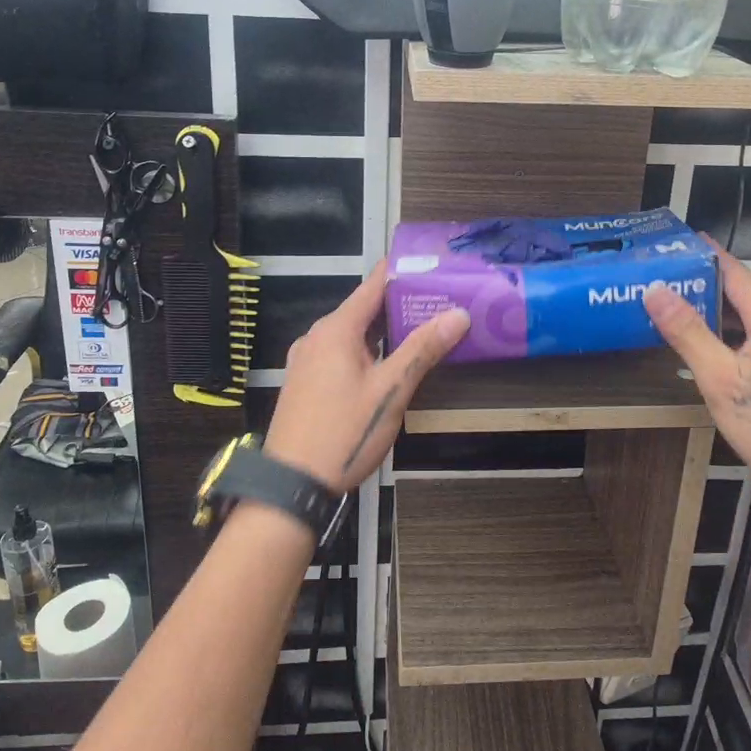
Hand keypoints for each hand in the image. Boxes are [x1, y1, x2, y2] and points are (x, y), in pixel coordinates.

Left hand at [263, 264, 469, 492]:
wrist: (292, 484)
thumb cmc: (344, 432)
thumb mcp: (390, 391)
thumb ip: (422, 350)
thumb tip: (458, 314)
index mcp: (335, 330)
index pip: (373, 285)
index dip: (403, 272)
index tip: (434, 266)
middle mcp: (316, 337)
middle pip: (364, 309)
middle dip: (401, 305)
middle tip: (442, 302)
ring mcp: (307, 360)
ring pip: (353, 335)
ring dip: (385, 332)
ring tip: (425, 330)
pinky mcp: (305, 382)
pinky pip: (341, 354)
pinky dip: (367, 351)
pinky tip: (390, 365)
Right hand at [642, 242, 750, 518]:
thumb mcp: (719, 379)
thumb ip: (688, 332)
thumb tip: (655, 289)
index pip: (738, 275)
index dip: (711, 256)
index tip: (689, 240)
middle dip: (714, 290)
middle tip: (678, 284)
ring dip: (730, 319)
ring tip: (695, 318)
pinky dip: (747, 340)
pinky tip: (730, 359)